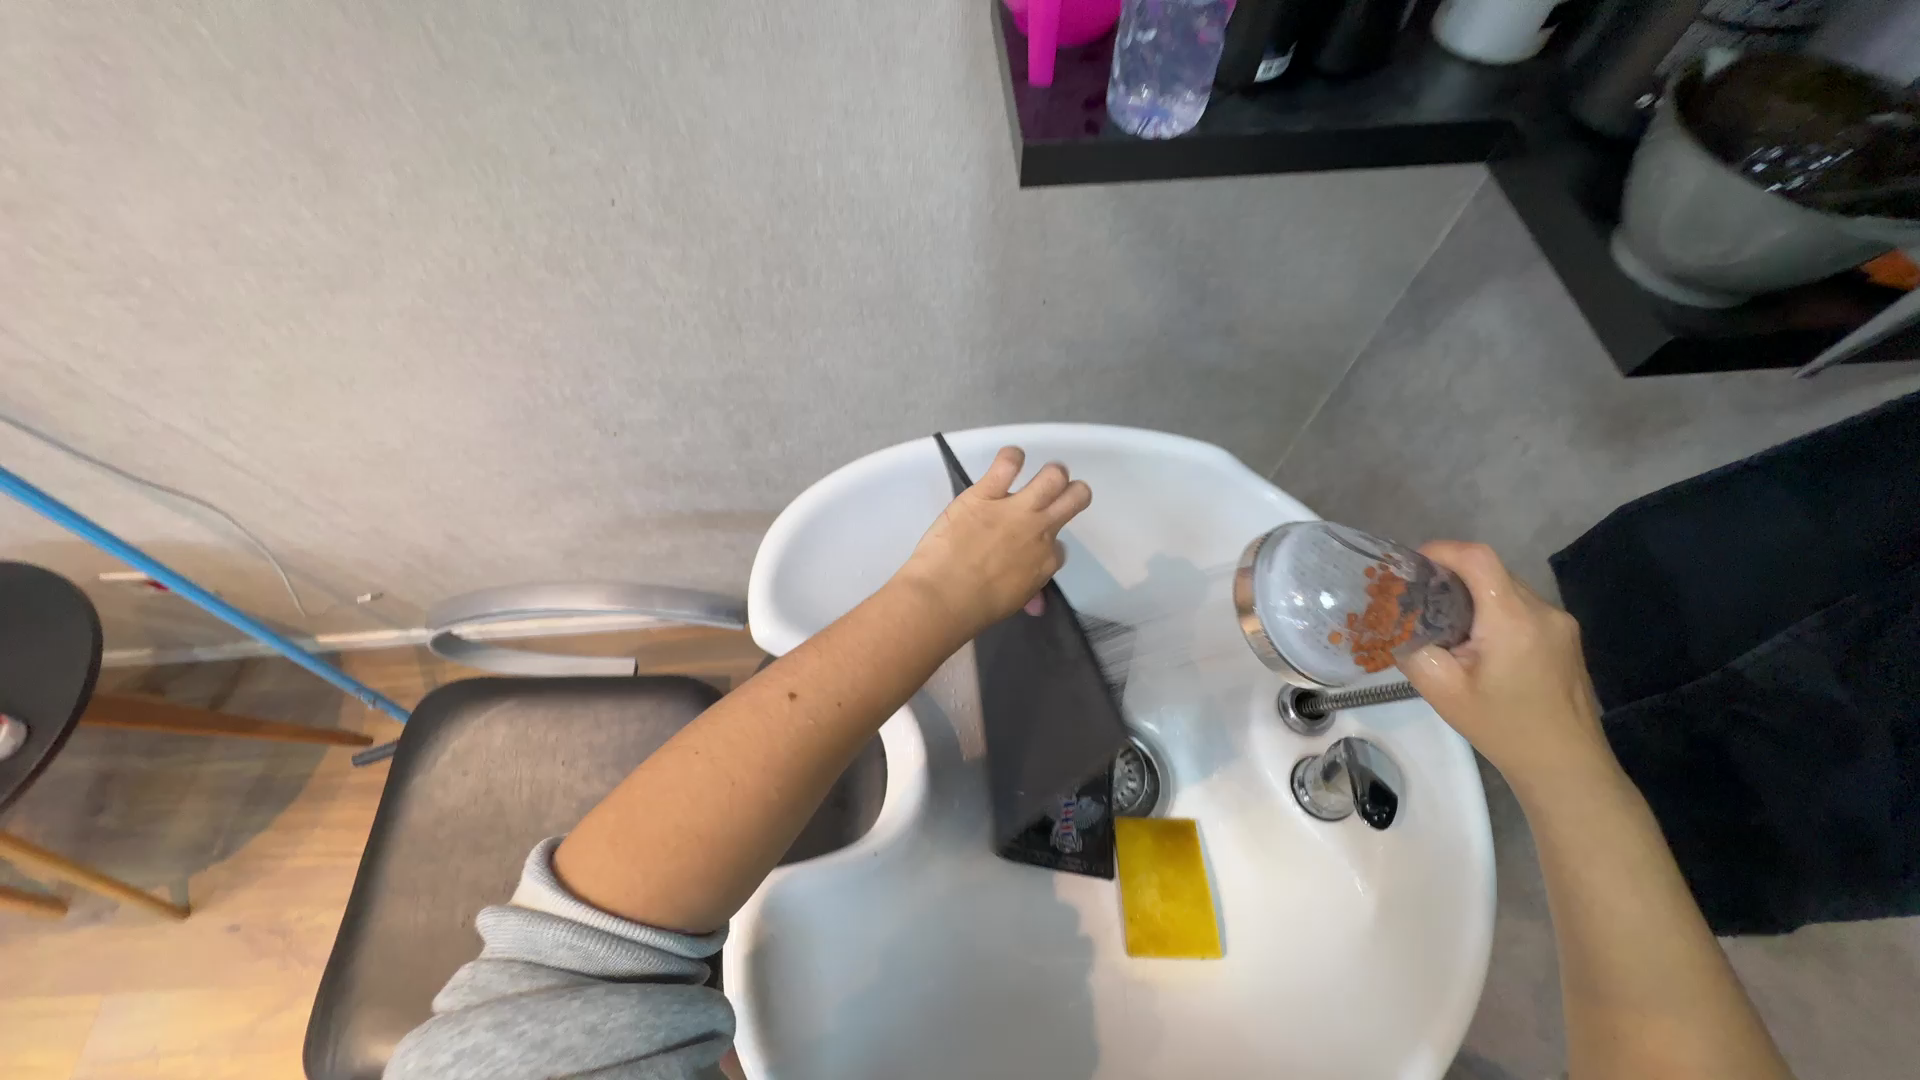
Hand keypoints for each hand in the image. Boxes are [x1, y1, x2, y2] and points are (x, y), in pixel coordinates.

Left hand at [893, 446, 1091, 636]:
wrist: (944, 595)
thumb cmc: (975, 607)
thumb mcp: (1012, 602)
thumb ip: (1028, 591)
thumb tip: (1036, 603)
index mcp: (1046, 561)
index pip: (1061, 544)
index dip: (1049, 542)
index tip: (1031, 546)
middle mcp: (1040, 529)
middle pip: (1076, 497)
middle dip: (1071, 492)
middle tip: (1054, 495)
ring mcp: (1016, 508)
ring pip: (1054, 476)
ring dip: (1051, 473)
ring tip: (1036, 477)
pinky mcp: (986, 493)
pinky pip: (1008, 462)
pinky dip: (1011, 457)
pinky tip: (1007, 463)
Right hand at [1397, 541, 1617, 800]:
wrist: (1565, 765)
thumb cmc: (1501, 727)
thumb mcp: (1441, 689)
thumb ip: (1412, 647)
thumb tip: (1393, 621)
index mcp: (1512, 619)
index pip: (1477, 558)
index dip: (1441, 550)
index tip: (1411, 566)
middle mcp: (1542, 611)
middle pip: (1490, 572)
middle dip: (1450, 577)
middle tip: (1416, 601)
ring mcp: (1559, 623)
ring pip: (1505, 589)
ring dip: (1471, 596)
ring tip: (1443, 626)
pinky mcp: (1564, 636)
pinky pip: (1520, 607)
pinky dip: (1491, 612)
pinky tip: (1475, 644)